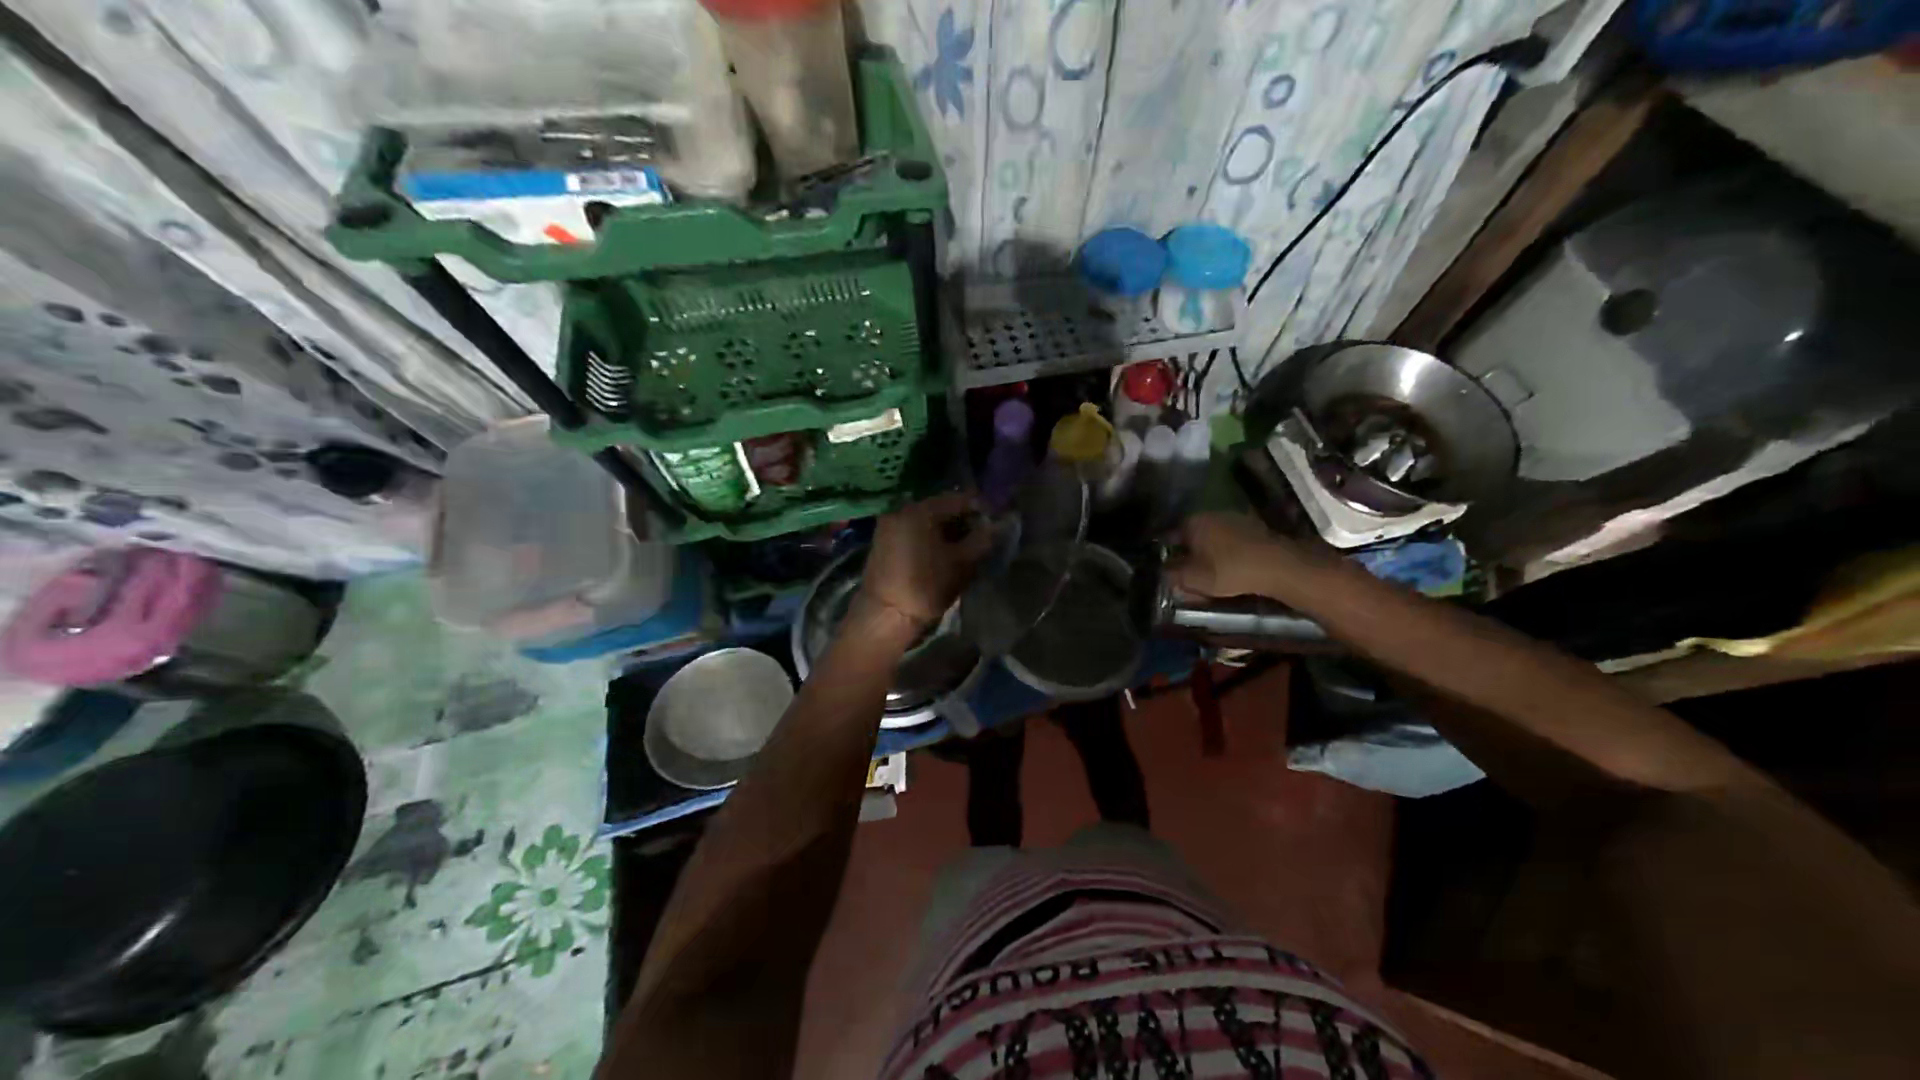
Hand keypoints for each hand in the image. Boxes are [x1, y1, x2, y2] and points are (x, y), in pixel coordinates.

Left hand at [854, 492, 993, 632]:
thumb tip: (1001, 524)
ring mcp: (889, 525)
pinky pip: (913, 531)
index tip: (997, 521)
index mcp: (920, 510)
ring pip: (927, 520)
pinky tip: (943, 552)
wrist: (885, 615)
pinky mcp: (883, 541)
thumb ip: (983, 539)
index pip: (959, 498)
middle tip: (983, 536)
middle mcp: (901, 509)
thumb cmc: (927, 586)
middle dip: (964, 519)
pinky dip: (931, 537)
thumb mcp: (962, 562)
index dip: (982, 508)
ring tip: (965, 546)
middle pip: (941, 507)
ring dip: (947, 529)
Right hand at [1167, 512, 1312, 598]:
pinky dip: (1225, 553)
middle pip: (1190, 536)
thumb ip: (1171, 574)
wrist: (1279, 566)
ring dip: (1206, 554)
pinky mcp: (1252, 527)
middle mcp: (1210, 514)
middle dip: (1186, 555)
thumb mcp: (1193, 578)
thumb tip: (1161, 571)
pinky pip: (1229, 541)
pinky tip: (1228, 568)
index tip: (1165, 570)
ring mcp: (1233, 518)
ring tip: (1208, 575)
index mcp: (1192, 522)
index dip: (1164, 554)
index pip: (1167, 537)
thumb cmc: (1229, 570)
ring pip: (1210, 538)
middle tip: (1186, 576)